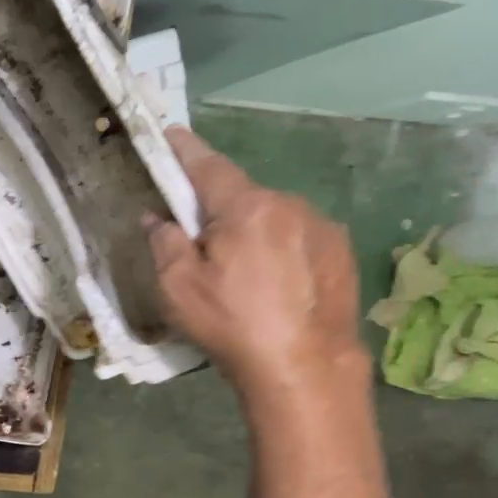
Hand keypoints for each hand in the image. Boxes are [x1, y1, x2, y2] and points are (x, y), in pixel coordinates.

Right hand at [146, 127, 363, 398]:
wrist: (301, 364)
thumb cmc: (229, 321)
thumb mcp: (177, 286)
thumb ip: (164, 243)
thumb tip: (158, 218)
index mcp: (246, 208)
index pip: (208, 167)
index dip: (185, 150)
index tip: (170, 133)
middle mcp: (288, 205)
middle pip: (241, 197)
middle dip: (216, 212)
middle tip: (194, 247)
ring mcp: (320, 228)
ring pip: (270, 220)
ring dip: (249, 235)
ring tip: (235, 277)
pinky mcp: (339, 253)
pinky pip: (296, 240)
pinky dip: (276, 252)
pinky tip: (268, 287)